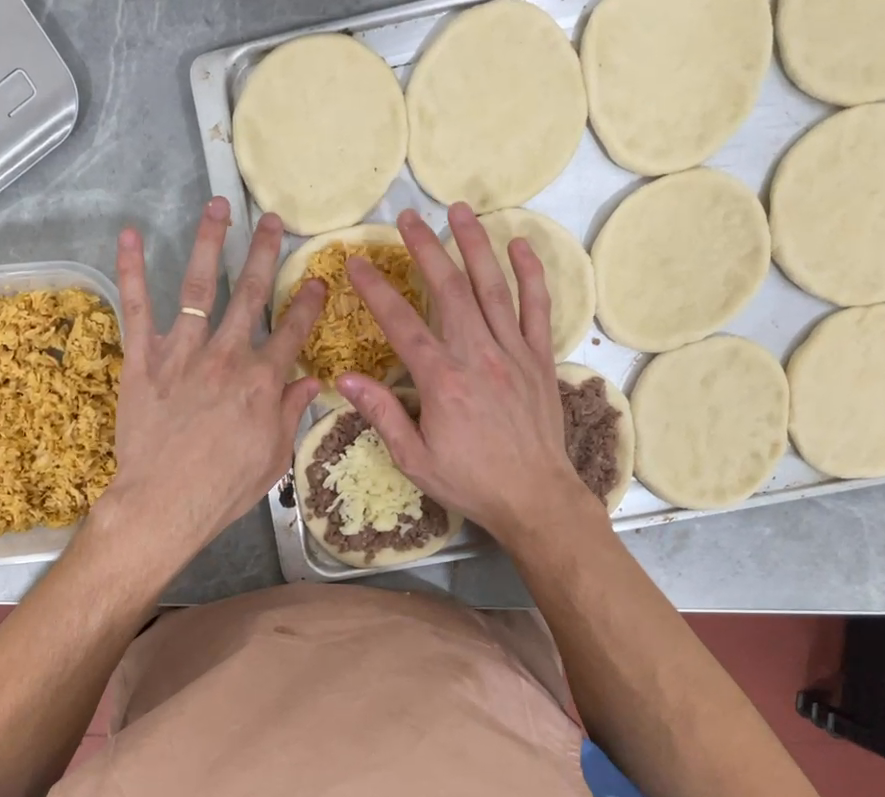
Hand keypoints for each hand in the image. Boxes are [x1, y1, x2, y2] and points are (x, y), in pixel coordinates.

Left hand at [93, 196, 325, 561]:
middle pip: (251, 295)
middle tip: (272, 220)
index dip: (307, 303)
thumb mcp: (273, 459)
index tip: (317, 278)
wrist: (164, 502)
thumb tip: (312, 382)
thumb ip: (290, 414)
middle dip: (264, 253)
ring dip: (210, 243)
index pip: (292, 332)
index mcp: (263, 382)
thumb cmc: (223, 490)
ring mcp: (182, 354)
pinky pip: (136, 309)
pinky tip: (129, 236)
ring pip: (199, 288)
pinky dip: (130, 270)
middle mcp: (227, 357)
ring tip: (217, 206)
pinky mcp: (142, 360)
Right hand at [335, 203, 589, 542]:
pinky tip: (521, 247)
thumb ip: (381, 414)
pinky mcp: (540, 359)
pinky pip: (536, 308)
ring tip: (459, 211)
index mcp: (441, 381)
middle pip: (449, 290)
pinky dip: (530, 274)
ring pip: (493, 287)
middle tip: (407, 218)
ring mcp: (513, 353)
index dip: (377, 290)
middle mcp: (478, 356)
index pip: (402, 324)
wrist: (533, 496)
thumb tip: (345, 380)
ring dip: (474, 245)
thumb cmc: (469, 482)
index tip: (357, 263)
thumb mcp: (413, 458)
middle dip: (426, 249)